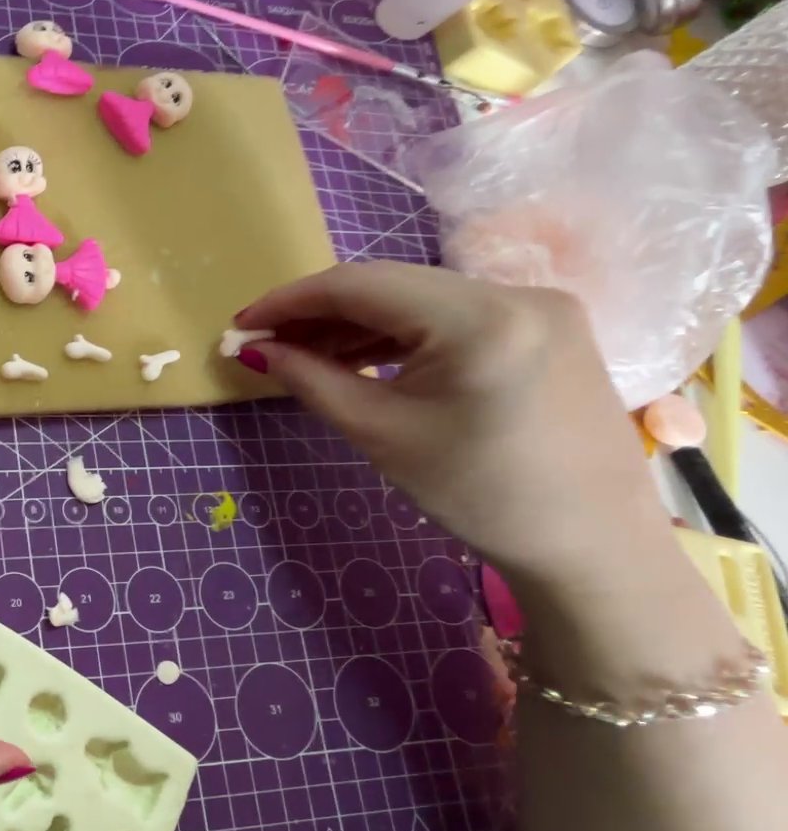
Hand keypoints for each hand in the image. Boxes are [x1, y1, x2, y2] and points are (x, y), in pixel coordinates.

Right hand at [236, 261, 673, 589]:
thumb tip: (255, 349)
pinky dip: (395, 333)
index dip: (288, 300)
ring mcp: (537, 307)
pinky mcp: (543, 327)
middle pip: (387, 285)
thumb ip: (308, 378)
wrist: (590, 545)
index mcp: (479, 318)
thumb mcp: (378, 431)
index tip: (240, 326)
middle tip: (264, 343)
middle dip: (316, 311)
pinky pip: (447, 316)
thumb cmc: (477, 492)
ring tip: (300, 353)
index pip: (358, 284)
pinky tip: (356, 356)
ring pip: (415, 298)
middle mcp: (516, 292)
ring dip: (352, 322)